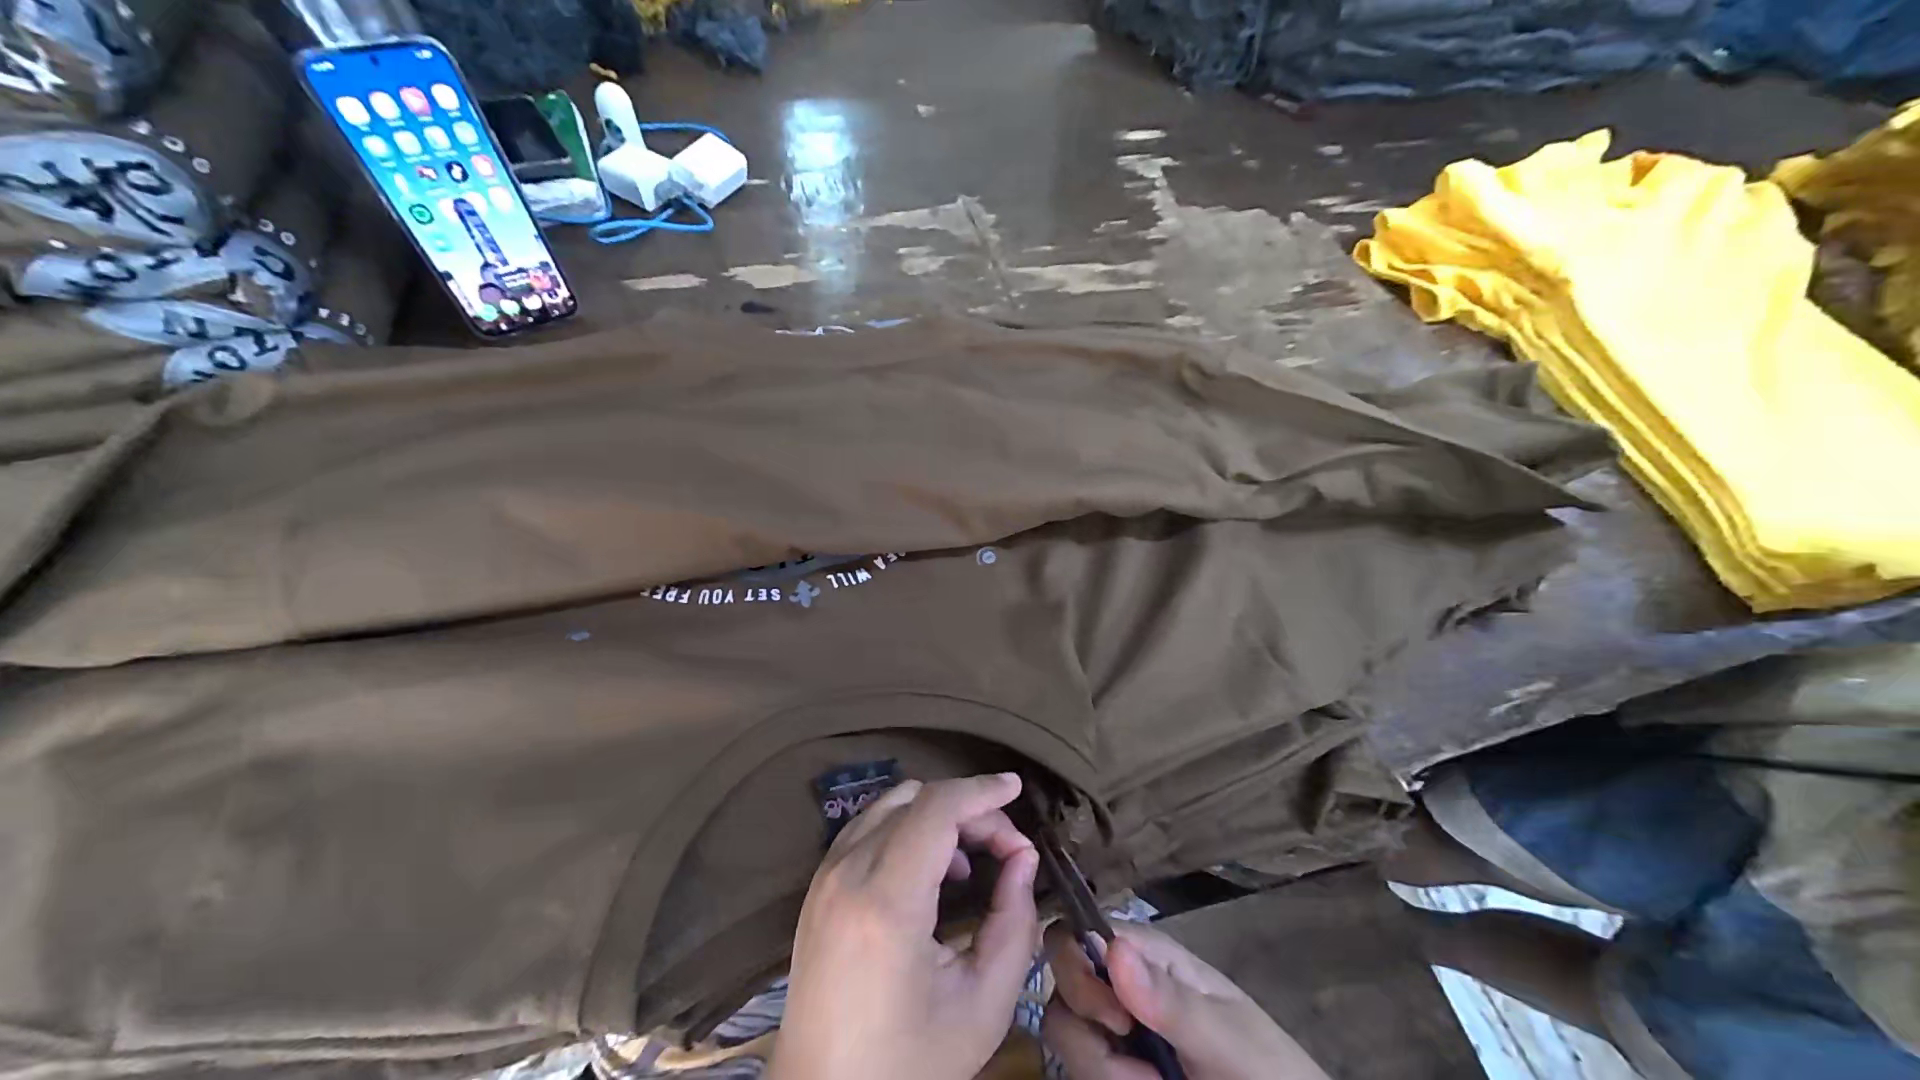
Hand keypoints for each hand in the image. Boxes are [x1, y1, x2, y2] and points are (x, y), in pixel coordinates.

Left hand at [769, 774, 1041, 1079]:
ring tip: (970, 860)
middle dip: (969, 808)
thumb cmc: (910, 1060)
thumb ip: (1013, 922)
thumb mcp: (983, 1003)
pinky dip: (906, 827)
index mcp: (885, 903)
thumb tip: (1023, 858)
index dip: (981, 790)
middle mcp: (847, 874)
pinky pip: (866, 827)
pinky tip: (930, 868)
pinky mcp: (817, 886)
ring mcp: (825, 876)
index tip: (1017, 788)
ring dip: (936, 814)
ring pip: (889, 804)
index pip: (936, 809)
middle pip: (916, 800)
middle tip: (1006, 848)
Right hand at [1042, 921, 1330, 1079]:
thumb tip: (1112, 948)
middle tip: (1142, 1073)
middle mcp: (1120, 984)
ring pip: (1065, 1035)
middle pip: (1061, 990)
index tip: (1116, 1022)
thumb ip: (1171, 1000)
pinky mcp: (1114, 1066)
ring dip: (1099, 1070)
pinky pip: (1080, 1069)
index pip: (1075, 936)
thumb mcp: (1227, 1038)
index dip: (1076, 973)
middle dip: (1087, 1037)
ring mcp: (1114, 1029)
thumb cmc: (1266, 1070)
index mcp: (1145, 956)